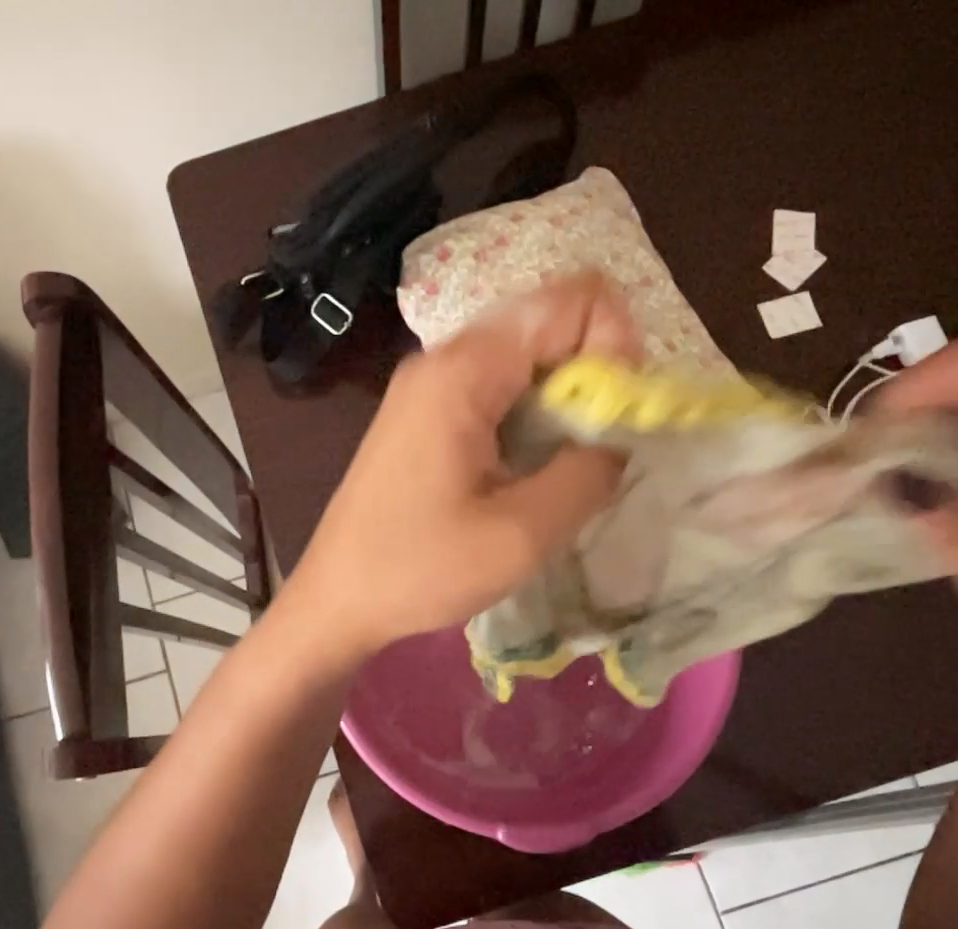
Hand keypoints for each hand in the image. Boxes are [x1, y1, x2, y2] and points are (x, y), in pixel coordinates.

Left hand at [283, 273, 635, 660]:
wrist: (336, 599)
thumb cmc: (419, 569)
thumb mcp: (521, 534)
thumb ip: (588, 472)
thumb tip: (621, 435)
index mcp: (464, 370)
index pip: (572, 300)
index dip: (615, 348)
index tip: (610, 419)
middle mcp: (444, 359)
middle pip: (548, 324)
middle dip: (593, 376)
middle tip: (595, 450)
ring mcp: (429, 384)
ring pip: (526, 359)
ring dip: (564, 401)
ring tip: (566, 467)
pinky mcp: (424, 413)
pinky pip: (498, 388)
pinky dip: (531, 416)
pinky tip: (531, 470)